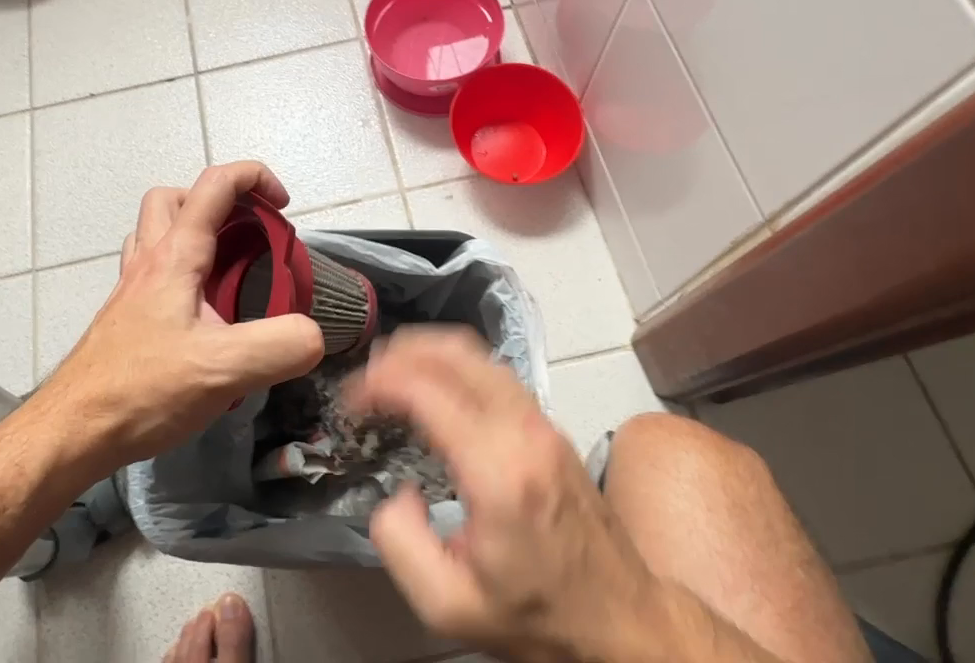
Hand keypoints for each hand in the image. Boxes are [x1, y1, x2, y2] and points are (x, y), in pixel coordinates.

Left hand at [35, 161, 324, 474]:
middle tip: (248, 234)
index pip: (215, 184)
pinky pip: (151, 270)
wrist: (72, 432)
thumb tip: (313, 335)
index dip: (254, 177)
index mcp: (175, 256)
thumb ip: (282, 345)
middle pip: (174, 198)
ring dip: (192, 231)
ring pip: (155, 231)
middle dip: (217, 200)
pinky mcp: (124, 317)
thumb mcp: (226, 369)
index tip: (283, 206)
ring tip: (227, 267)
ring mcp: (130, 289)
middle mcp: (148, 261)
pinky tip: (200, 312)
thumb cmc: (144, 390)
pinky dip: (179, 270)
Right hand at [349, 327, 666, 662]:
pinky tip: (436, 385)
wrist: (623, 623)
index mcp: (497, 471)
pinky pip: (497, 373)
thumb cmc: (537, 617)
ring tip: (392, 370)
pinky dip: (457, 365)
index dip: (379, 384)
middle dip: (402, 351)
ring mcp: (544, 424)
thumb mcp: (448, 604)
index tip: (351, 399)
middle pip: (456, 354)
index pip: (427, 391)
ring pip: (480, 355)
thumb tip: (395, 494)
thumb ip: (400, 543)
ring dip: (430, 352)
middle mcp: (524, 432)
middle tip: (366, 374)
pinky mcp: (552, 428)